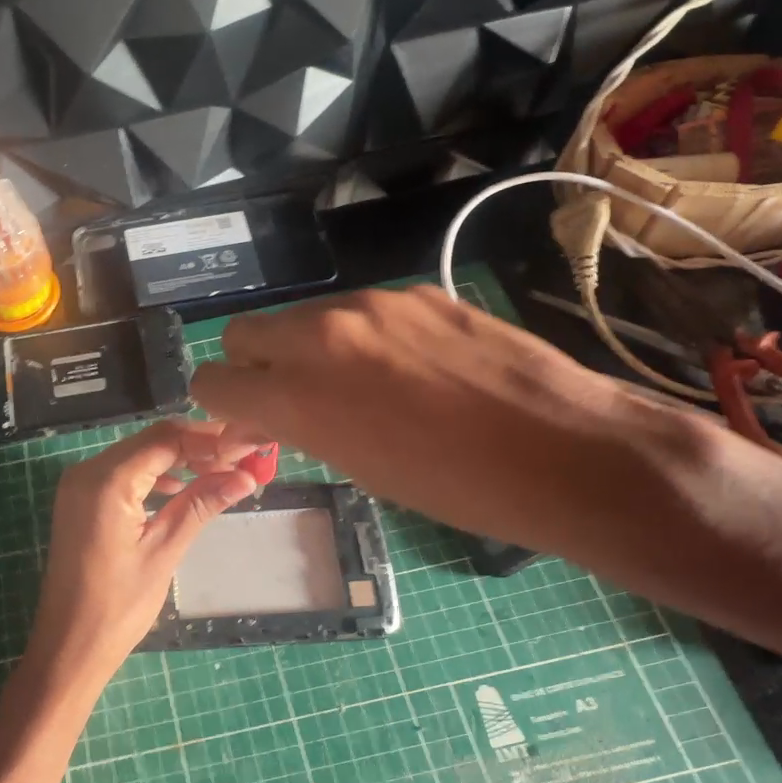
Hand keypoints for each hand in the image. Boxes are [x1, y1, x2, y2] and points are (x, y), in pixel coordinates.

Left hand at [27, 419, 261, 687]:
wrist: (68, 646)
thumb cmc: (117, 608)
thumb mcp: (164, 552)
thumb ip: (200, 505)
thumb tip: (243, 476)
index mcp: (107, 481)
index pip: (166, 440)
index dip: (209, 439)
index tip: (246, 446)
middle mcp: (87, 471)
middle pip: (151, 440)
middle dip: (196, 445)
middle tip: (240, 457)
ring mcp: (79, 484)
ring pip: (137, 453)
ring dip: (177, 458)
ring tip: (220, 471)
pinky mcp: (80, 499)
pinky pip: (122, 472)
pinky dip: (153, 473)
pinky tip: (182, 486)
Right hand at [190, 285, 700, 553]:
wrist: (567, 452)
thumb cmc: (456, 488)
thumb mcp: (358, 467)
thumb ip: (299, 427)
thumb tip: (268, 416)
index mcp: (299, 392)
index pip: (214, 383)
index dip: (221, 408)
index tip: (244, 425)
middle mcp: (323, 333)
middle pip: (243, 332)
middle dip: (251, 367)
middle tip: (288, 401)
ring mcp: (373, 305)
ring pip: (303, 318)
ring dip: (307, 350)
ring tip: (358, 389)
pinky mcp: (417, 294)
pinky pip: (361, 312)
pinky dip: (361, 338)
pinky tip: (410, 372)